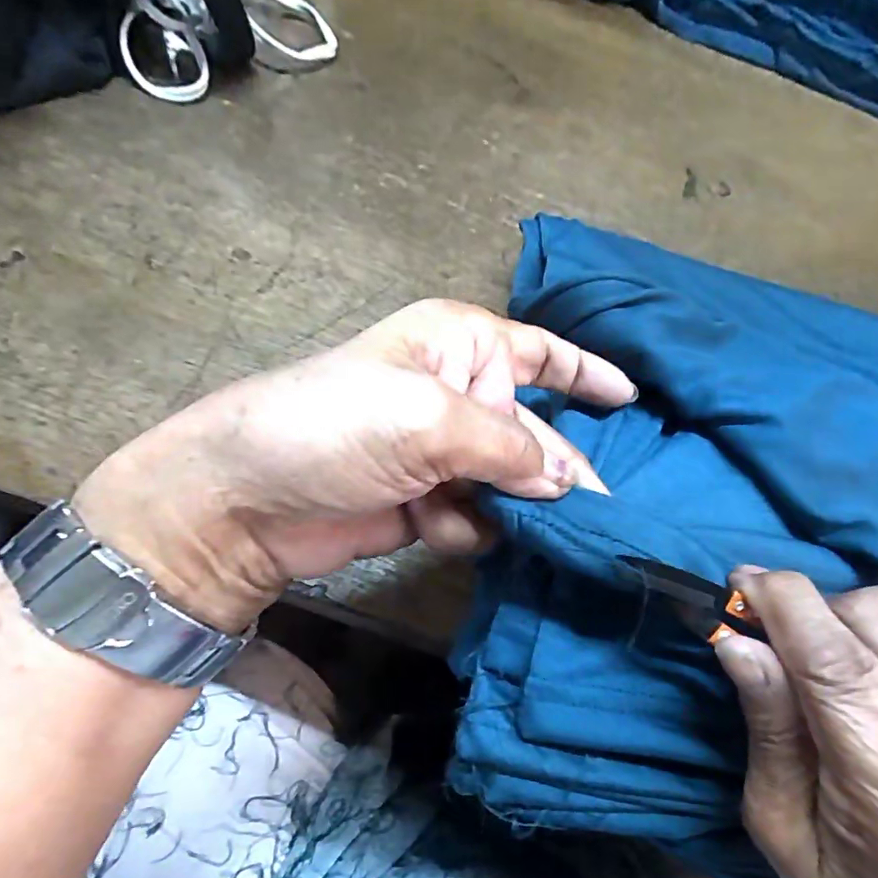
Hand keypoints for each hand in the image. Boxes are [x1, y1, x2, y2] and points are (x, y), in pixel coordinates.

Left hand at [72, 299, 634, 631]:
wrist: (245, 503)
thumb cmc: (333, 427)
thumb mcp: (428, 420)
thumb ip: (510, 450)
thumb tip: (567, 484)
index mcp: (462, 348)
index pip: (543, 353)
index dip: (589, 373)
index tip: (633, 399)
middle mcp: (460, 397)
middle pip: (536, 436)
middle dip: (556, 471)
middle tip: (598, 510)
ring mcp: (444, 455)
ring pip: (514, 486)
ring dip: (507, 507)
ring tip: (475, 511)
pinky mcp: (430, 503)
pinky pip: (482, 519)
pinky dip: (467, 529)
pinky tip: (434, 527)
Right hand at [715, 571, 877, 877]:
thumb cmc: (840, 874)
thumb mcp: (775, 816)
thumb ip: (768, 722)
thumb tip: (739, 639)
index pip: (848, 678)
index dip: (792, 614)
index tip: (744, 581)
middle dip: (818, 611)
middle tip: (780, 634)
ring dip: (852, 615)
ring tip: (830, 656)